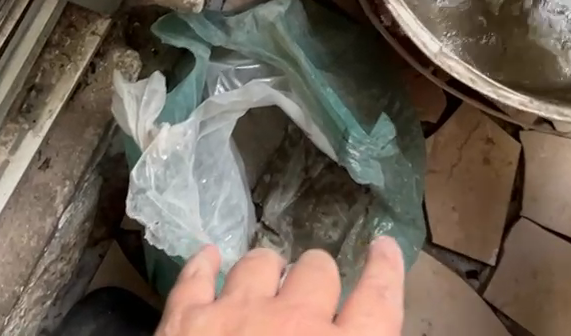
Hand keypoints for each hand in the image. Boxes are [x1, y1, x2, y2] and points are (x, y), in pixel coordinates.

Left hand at [157, 238, 405, 335]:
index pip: (378, 300)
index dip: (384, 270)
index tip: (383, 246)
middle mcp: (294, 323)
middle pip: (316, 270)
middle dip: (316, 281)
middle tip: (308, 302)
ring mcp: (237, 315)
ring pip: (261, 262)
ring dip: (268, 273)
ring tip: (266, 286)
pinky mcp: (185, 321)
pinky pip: (197, 275)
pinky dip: (205, 265)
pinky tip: (210, 260)